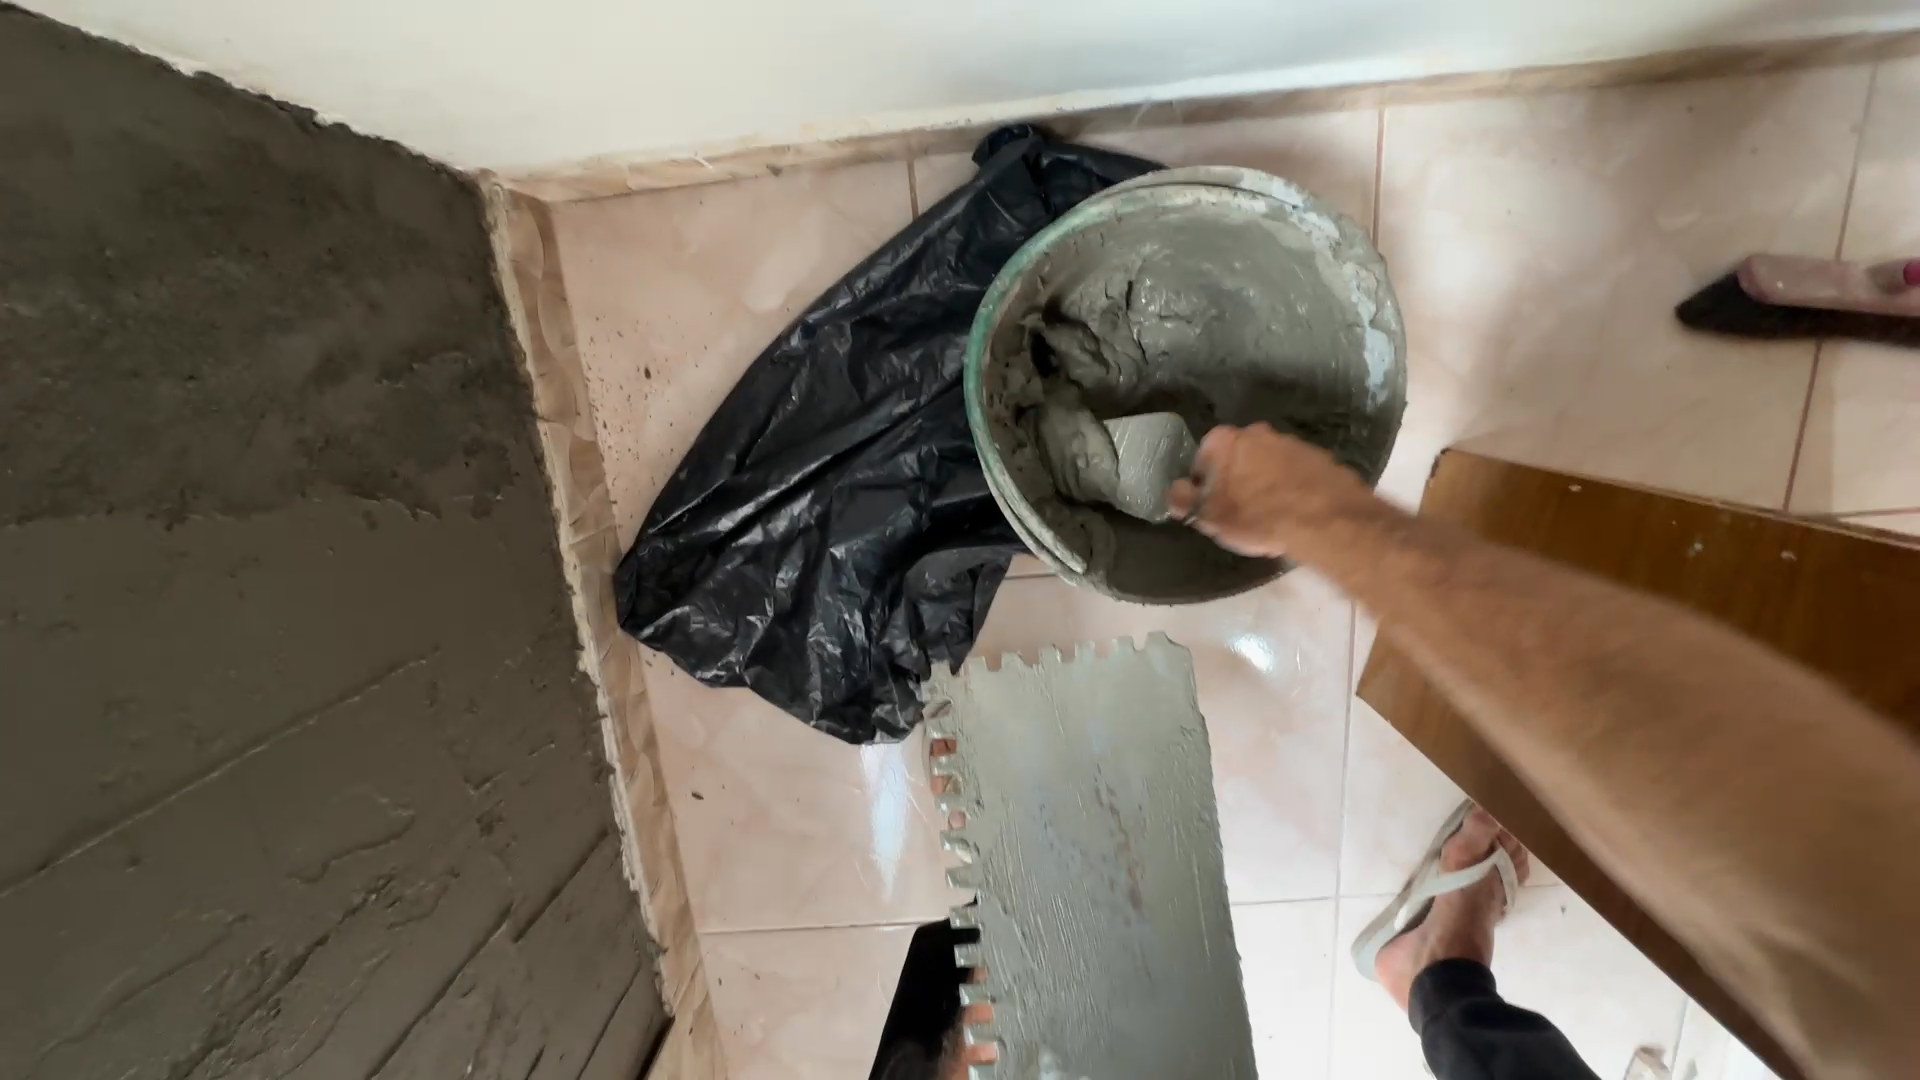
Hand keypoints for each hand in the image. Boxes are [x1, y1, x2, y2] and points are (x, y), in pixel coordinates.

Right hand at [1166, 424, 1371, 557]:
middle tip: (1240, 512)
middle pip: (1236, 458)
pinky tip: (1295, 513)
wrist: (1325, 521)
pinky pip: (1296, 473)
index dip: (1203, 486)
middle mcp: (1257, 432)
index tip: (1211, 507)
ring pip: (1268, 464)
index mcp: (1224, 441)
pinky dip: (1292, 488)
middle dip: (1235, 479)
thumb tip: (1175, 491)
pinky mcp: (1320, 457)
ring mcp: (1292, 442)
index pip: (1201, 460)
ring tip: (1270, 515)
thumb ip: (1183, 500)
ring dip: (1265, 482)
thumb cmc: (1256, 517)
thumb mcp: (1208, 516)